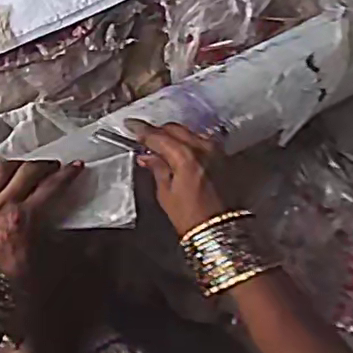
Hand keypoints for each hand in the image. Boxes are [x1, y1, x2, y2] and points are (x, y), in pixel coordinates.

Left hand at [0, 160, 81, 286]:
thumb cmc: (22, 285)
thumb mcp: (54, 263)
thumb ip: (71, 240)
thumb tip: (87, 228)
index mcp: (25, 217)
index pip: (51, 186)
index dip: (68, 175)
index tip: (79, 167)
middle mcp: (4, 205)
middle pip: (27, 171)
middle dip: (46, 165)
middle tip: (59, 168)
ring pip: (3, 170)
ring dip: (21, 165)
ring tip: (33, 169)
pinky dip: (0, 176)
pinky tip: (8, 180)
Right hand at [128, 120, 229, 238]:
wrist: (221, 228)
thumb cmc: (190, 216)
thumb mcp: (166, 193)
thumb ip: (157, 168)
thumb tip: (146, 155)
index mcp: (185, 156)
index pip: (158, 136)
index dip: (141, 129)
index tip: (130, 124)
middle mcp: (202, 147)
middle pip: (174, 128)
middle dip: (158, 131)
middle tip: (144, 138)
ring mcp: (215, 149)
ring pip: (189, 132)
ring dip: (173, 135)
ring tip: (162, 146)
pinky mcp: (222, 155)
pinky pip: (201, 139)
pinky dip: (188, 141)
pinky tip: (180, 150)